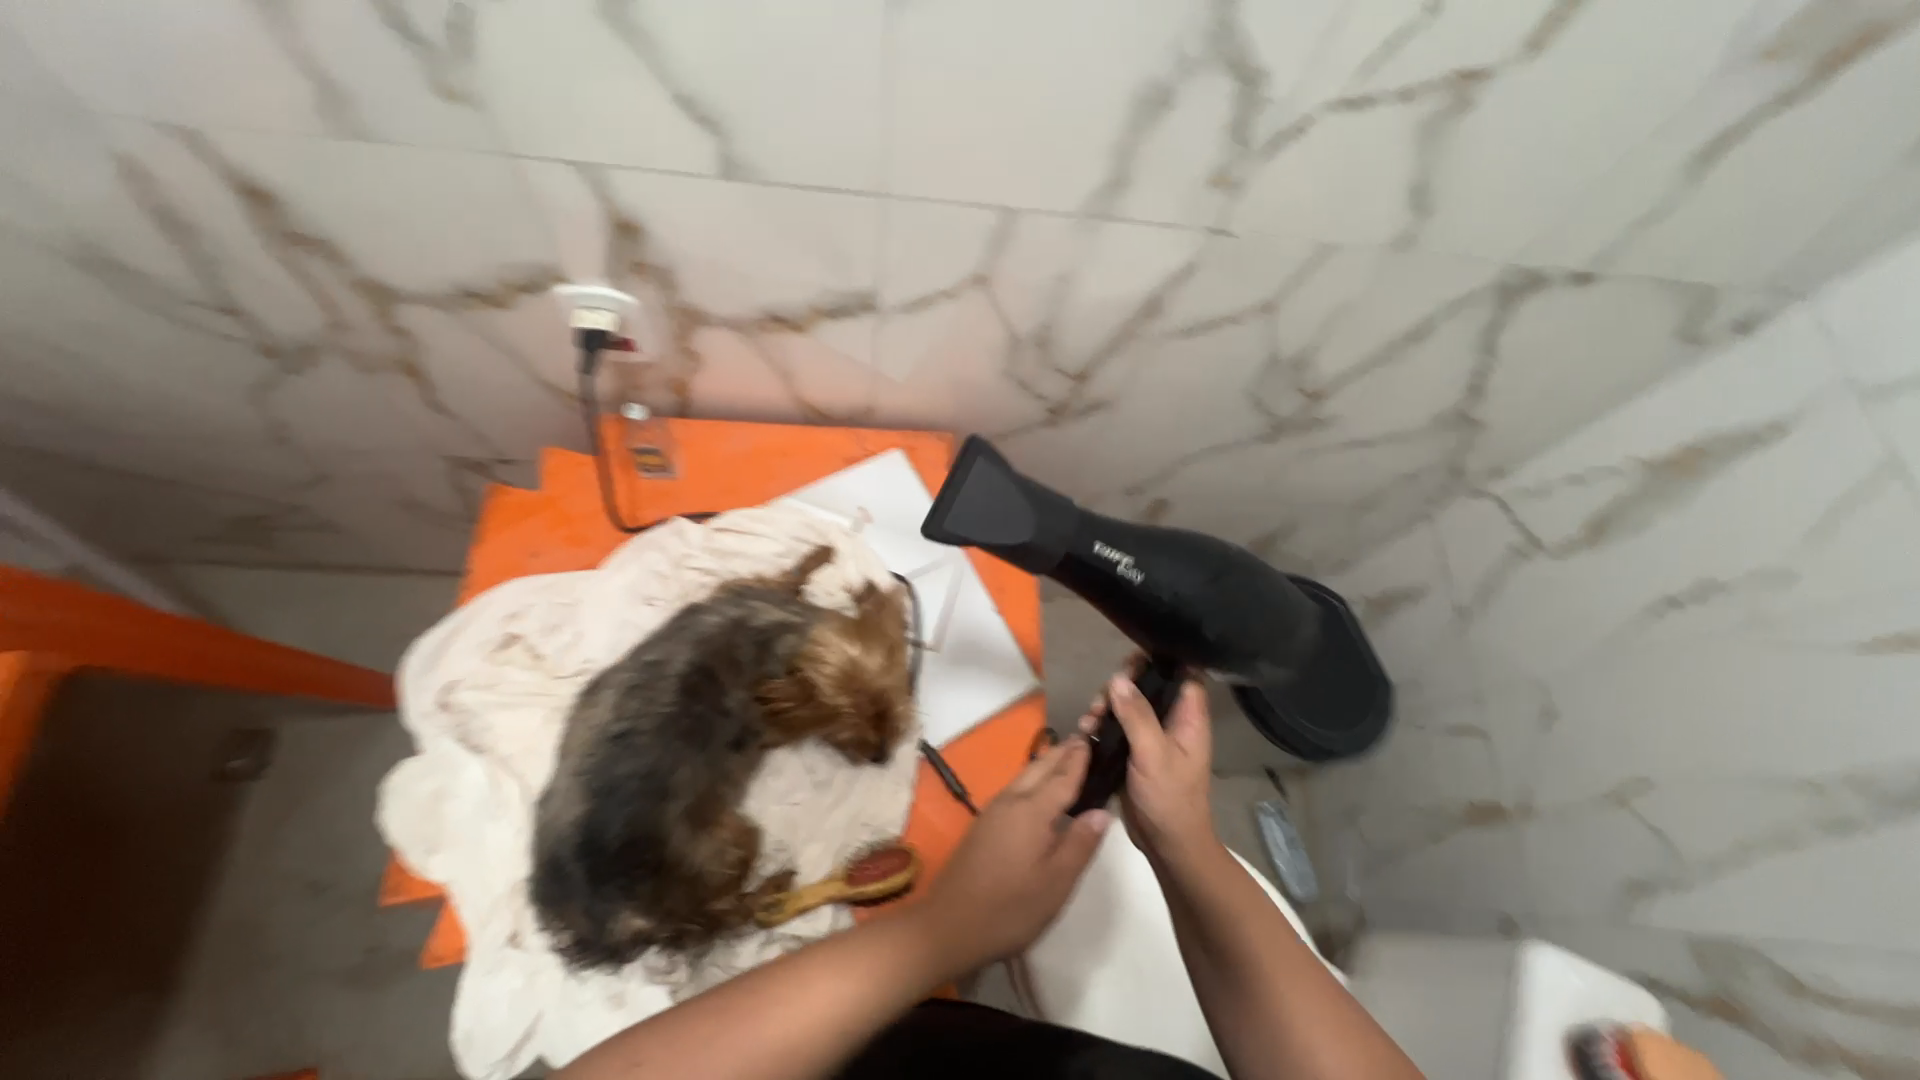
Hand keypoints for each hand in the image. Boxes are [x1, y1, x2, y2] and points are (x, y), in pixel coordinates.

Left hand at [914, 737, 1110, 971]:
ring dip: (1046, 764)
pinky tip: (1039, 793)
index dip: (1080, 759)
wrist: (949, 925)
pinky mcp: (982, 826)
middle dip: (1062, 753)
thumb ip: (1080, 843)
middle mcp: (1010, 802)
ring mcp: (992, 812)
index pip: (1063, 777)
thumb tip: (1101, 811)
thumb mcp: (1056, 882)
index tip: (1094, 738)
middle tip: (1085, 739)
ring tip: (1066, 759)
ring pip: (1024, 777)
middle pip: (1040, 768)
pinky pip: (1014, 790)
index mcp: (1032, 811)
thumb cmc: (1010, 908)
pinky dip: (1032, 781)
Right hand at [1080, 669, 1215, 859]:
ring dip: (1105, 707)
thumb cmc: (1170, 798)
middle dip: (1120, 688)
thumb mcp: (1153, 754)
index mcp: (1188, 718)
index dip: (1160, 661)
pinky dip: (1100, 726)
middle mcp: (1171, 722)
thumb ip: (1137, 715)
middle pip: (1146, 687)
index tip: (1131, 658)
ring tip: (1089, 721)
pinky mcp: (1133, 752)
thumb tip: (1118, 678)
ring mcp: (1151, 737)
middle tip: (1102, 701)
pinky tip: (1086, 732)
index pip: (1182, 674)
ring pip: (1126, 706)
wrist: (1166, 844)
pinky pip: (1115, 728)